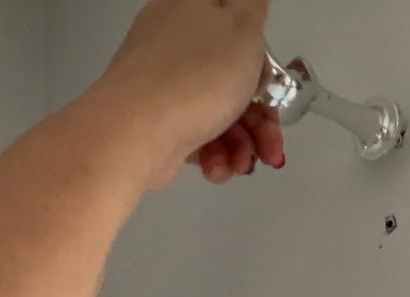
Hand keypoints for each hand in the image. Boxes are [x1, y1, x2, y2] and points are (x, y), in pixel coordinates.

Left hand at [88, 0, 285, 189]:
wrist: (138, 131)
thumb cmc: (198, 77)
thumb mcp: (242, 28)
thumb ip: (253, 7)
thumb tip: (249, 4)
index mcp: (194, 8)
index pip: (237, 30)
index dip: (260, 63)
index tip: (268, 88)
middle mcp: (177, 42)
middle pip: (233, 81)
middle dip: (260, 121)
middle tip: (270, 149)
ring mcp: (166, 85)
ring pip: (220, 115)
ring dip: (241, 145)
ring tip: (241, 164)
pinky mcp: (161, 123)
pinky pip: (198, 137)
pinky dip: (213, 156)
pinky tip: (215, 168)